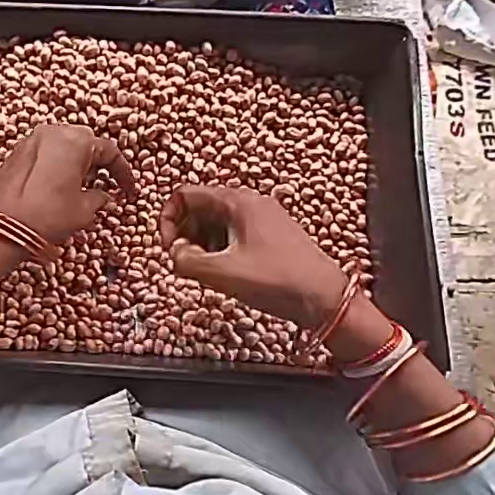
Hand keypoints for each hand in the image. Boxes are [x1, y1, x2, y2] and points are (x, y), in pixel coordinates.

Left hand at [0, 123, 136, 244]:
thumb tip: (105, 196)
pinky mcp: (16, 154)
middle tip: (108, 187)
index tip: (129, 190)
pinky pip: (47, 155)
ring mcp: (31, 140)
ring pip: (64, 148)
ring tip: (85, 190)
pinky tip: (63, 189)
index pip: (109, 151)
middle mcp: (52, 132)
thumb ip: (99, 198)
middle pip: (85, 144)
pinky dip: (59, 167)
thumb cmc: (46, 216)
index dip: (122, 172)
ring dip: (78, 166)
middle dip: (99, 165)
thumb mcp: (83, 210)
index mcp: (75, 140)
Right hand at [159, 185, 350, 326]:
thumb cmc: (278, 281)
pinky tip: (223, 275)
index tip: (169, 248)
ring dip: (200, 246)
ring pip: (215, 224)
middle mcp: (250, 204)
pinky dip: (218, 251)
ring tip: (205, 272)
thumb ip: (185, 261)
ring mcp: (262, 220)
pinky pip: (232, 236)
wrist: (325, 300)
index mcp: (237, 202)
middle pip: (199, 209)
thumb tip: (173, 254)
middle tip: (184, 263)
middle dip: (183, 234)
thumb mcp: (222, 273)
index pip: (185, 194)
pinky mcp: (269, 238)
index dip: (168, 219)